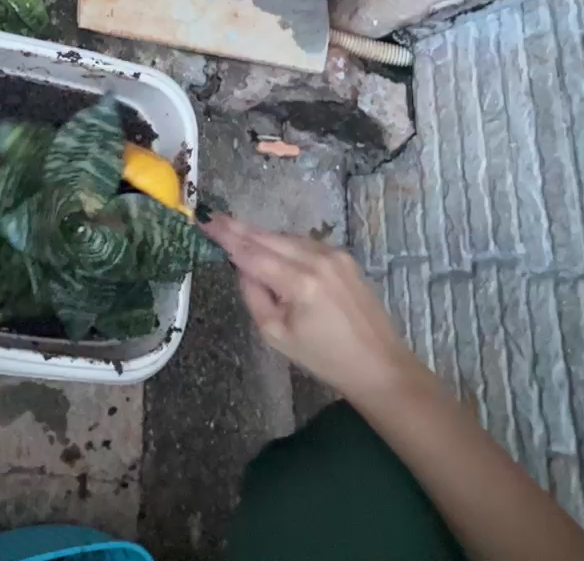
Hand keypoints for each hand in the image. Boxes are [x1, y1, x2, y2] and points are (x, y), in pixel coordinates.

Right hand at [199, 213, 420, 401]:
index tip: (204, 220)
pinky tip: (269, 247)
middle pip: (267, 237)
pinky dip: (283, 243)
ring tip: (235, 232)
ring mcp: (334, 254)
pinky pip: (303, 243)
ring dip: (260, 235)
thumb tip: (241, 266)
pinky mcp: (344, 256)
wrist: (379, 365)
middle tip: (211, 217)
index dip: (225, 235)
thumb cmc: (324, 358)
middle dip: (238, 227)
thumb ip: (254, 295)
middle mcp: (318, 260)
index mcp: (300, 283)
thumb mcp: (276, 335)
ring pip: (285, 237)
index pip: (252, 253)